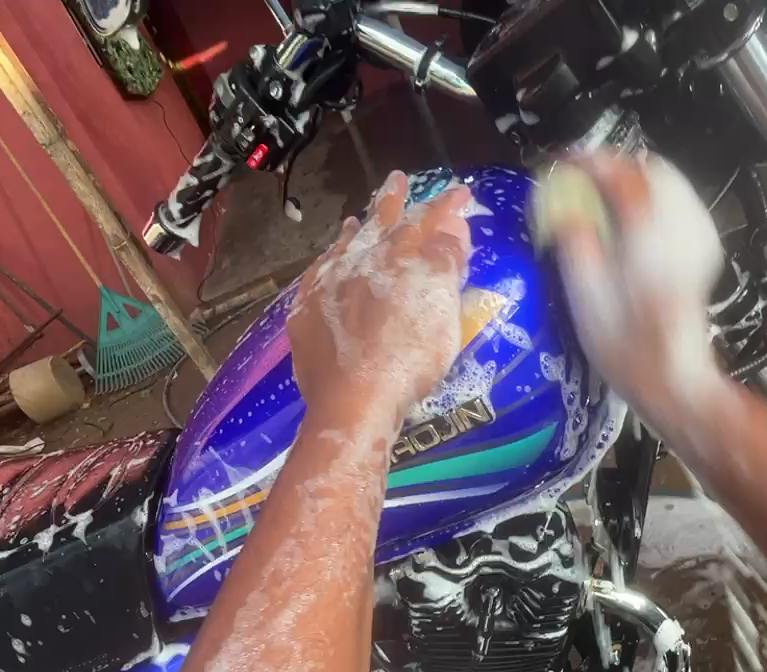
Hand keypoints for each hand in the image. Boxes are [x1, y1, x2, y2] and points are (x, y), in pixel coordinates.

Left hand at [287, 172, 473, 436]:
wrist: (355, 398)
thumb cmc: (409, 361)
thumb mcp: (443, 314)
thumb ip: (446, 265)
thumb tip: (452, 226)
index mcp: (401, 259)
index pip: (428, 221)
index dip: (446, 206)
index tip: (461, 193)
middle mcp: (361, 261)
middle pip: (380, 222)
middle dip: (393, 199)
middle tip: (397, 179)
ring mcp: (328, 284)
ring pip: (344, 246)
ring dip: (356, 230)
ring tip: (358, 218)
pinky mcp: (305, 311)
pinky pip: (316, 275)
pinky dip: (327, 264)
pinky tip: (327, 265)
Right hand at [536, 153, 734, 442]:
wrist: (672, 379)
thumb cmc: (626, 351)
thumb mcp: (586, 300)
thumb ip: (574, 242)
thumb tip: (557, 201)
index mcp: (647, 241)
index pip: (621, 174)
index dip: (588, 160)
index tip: (563, 163)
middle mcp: (680, 230)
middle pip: (650, 167)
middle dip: (612, 166)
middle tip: (580, 180)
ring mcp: (697, 237)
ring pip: (667, 180)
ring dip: (631, 180)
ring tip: (600, 198)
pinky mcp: (702, 248)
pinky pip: (677, 201)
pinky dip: (650, 198)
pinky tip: (630, 220)